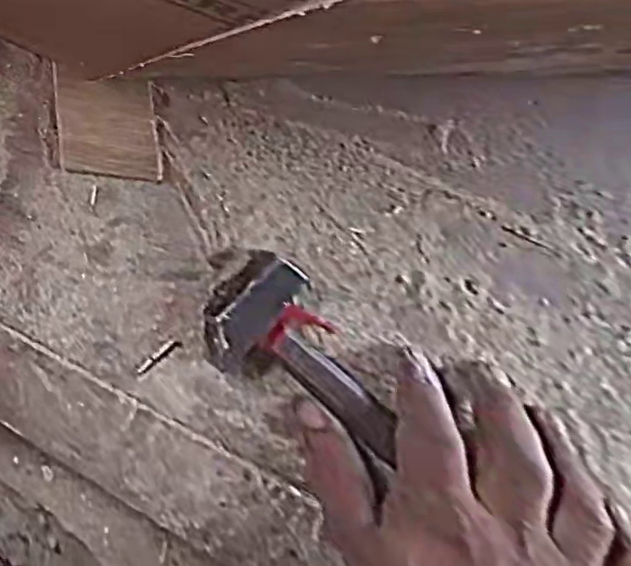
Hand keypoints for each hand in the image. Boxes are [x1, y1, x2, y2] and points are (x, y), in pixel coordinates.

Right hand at [299, 349, 624, 565]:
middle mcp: (510, 529)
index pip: (430, 431)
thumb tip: (309, 415)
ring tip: (536, 413)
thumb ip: (333, 473)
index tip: (412, 363)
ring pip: (575, 491)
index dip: (419, 389)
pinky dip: (614, 512)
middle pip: (513, 452)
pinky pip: (622, 546)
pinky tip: (602, 492)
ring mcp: (565, 561)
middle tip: (480, 374)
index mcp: (443, 511)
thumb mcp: (354, 539)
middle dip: (495, 404)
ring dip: (555, 444)